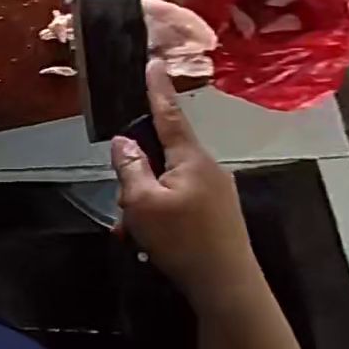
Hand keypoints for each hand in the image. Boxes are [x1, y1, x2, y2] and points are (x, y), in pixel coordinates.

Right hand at [110, 60, 258, 294]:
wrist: (225, 285)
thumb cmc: (181, 239)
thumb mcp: (141, 202)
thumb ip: (130, 168)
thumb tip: (123, 142)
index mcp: (191, 160)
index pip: (169, 116)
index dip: (157, 91)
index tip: (153, 64)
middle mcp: (206, 169)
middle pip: (160, 156)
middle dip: (134, 177)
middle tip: (124, 209)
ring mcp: (212, 191)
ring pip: (162, 183)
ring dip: (141, 203)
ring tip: (133, 232)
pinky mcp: (213, 211)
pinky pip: (172, 201)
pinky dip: (153, 216)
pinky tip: (144, 240)